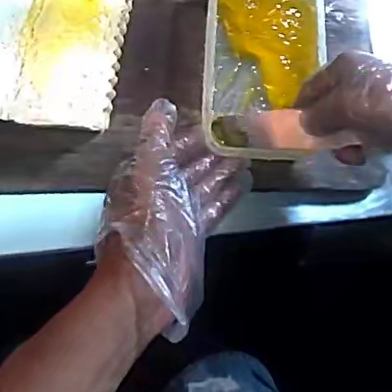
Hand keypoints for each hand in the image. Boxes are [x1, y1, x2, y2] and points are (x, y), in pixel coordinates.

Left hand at [97, 99, 245, 340]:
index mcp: (145, 175)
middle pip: (191, 164)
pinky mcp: (194, 234)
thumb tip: (163, 106)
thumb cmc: (145, 226)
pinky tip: (245, 182)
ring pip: (205, 184)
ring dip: (224, 169)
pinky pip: (214, 206)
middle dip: (213, 150)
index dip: (193, 133)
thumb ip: (156, 139)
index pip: (172, 147)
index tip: (218, 120)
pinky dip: (229, 194)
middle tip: (241, 135)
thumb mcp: (148, 173)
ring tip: (247, 154)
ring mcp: (178, 213)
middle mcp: (161, 191)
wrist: (143, 286)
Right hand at [294, 51, 391, 157]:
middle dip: (326, 130)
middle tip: (328, 148)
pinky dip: (363, 141)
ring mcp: (376, 92)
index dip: (300, 109)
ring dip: (345, 140)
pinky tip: (367, 152)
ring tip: (353, 154)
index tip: (293, 132)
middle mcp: (358, 74)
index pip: (310, 87)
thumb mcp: (343, 107)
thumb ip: (317, 116)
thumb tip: (304, 124)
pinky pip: (367, 127)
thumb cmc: (384, 105)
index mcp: (343, 64)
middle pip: (329, 105)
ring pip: (348, 120)